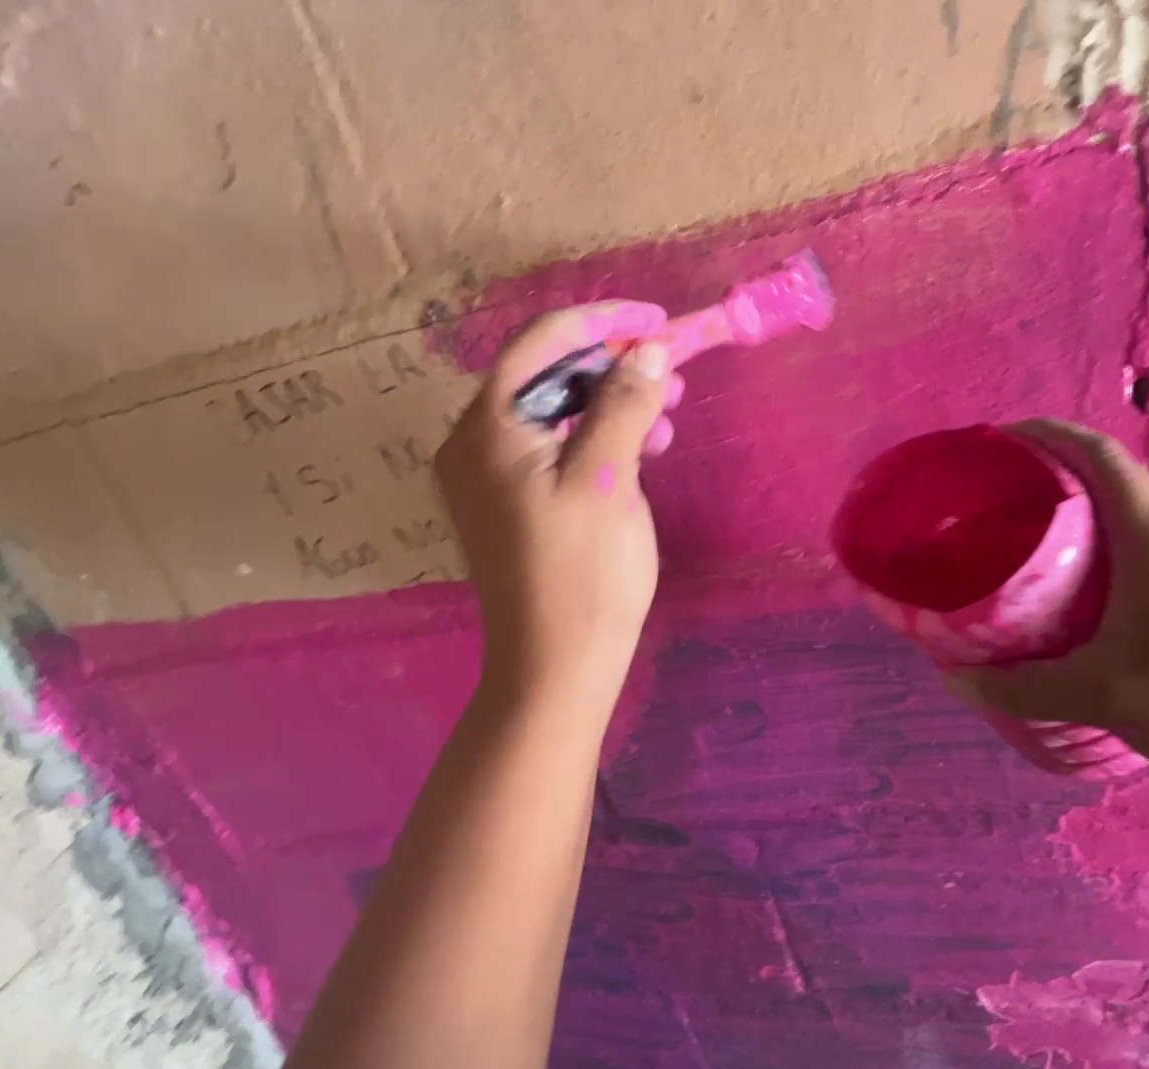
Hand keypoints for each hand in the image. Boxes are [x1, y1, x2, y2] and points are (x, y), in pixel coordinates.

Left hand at [436, 302, 676, 718]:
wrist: (554, 668)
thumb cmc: (582, 573)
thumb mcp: (608, 479)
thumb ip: (624, 404)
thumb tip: (647, 350)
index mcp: (487, 429)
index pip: (541, 343)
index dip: (601, 322)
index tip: (655, 321)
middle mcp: (476, 445)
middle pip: (546, 377)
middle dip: (611, 366)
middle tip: (672, 369)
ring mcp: (490, 479)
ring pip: (555, 415)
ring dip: (611, 404)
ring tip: (669, 409)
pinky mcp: (511, 506)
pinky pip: (553, 452)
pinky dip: (596, 441)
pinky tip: (643, 448)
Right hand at [945, 419, 1148, 788]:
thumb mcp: (1107, 697)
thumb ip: (1025, 688)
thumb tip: (955, 681)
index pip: (1095, 452)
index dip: (1040, 435)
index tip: (990, 445)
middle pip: (1104, 470)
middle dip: (1043, 468)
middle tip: (987, 497)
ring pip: (1124, 501)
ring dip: (1071, 502)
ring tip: (1017, 533)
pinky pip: (1139, 530)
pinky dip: (1095, 533)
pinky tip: (1070, 578)